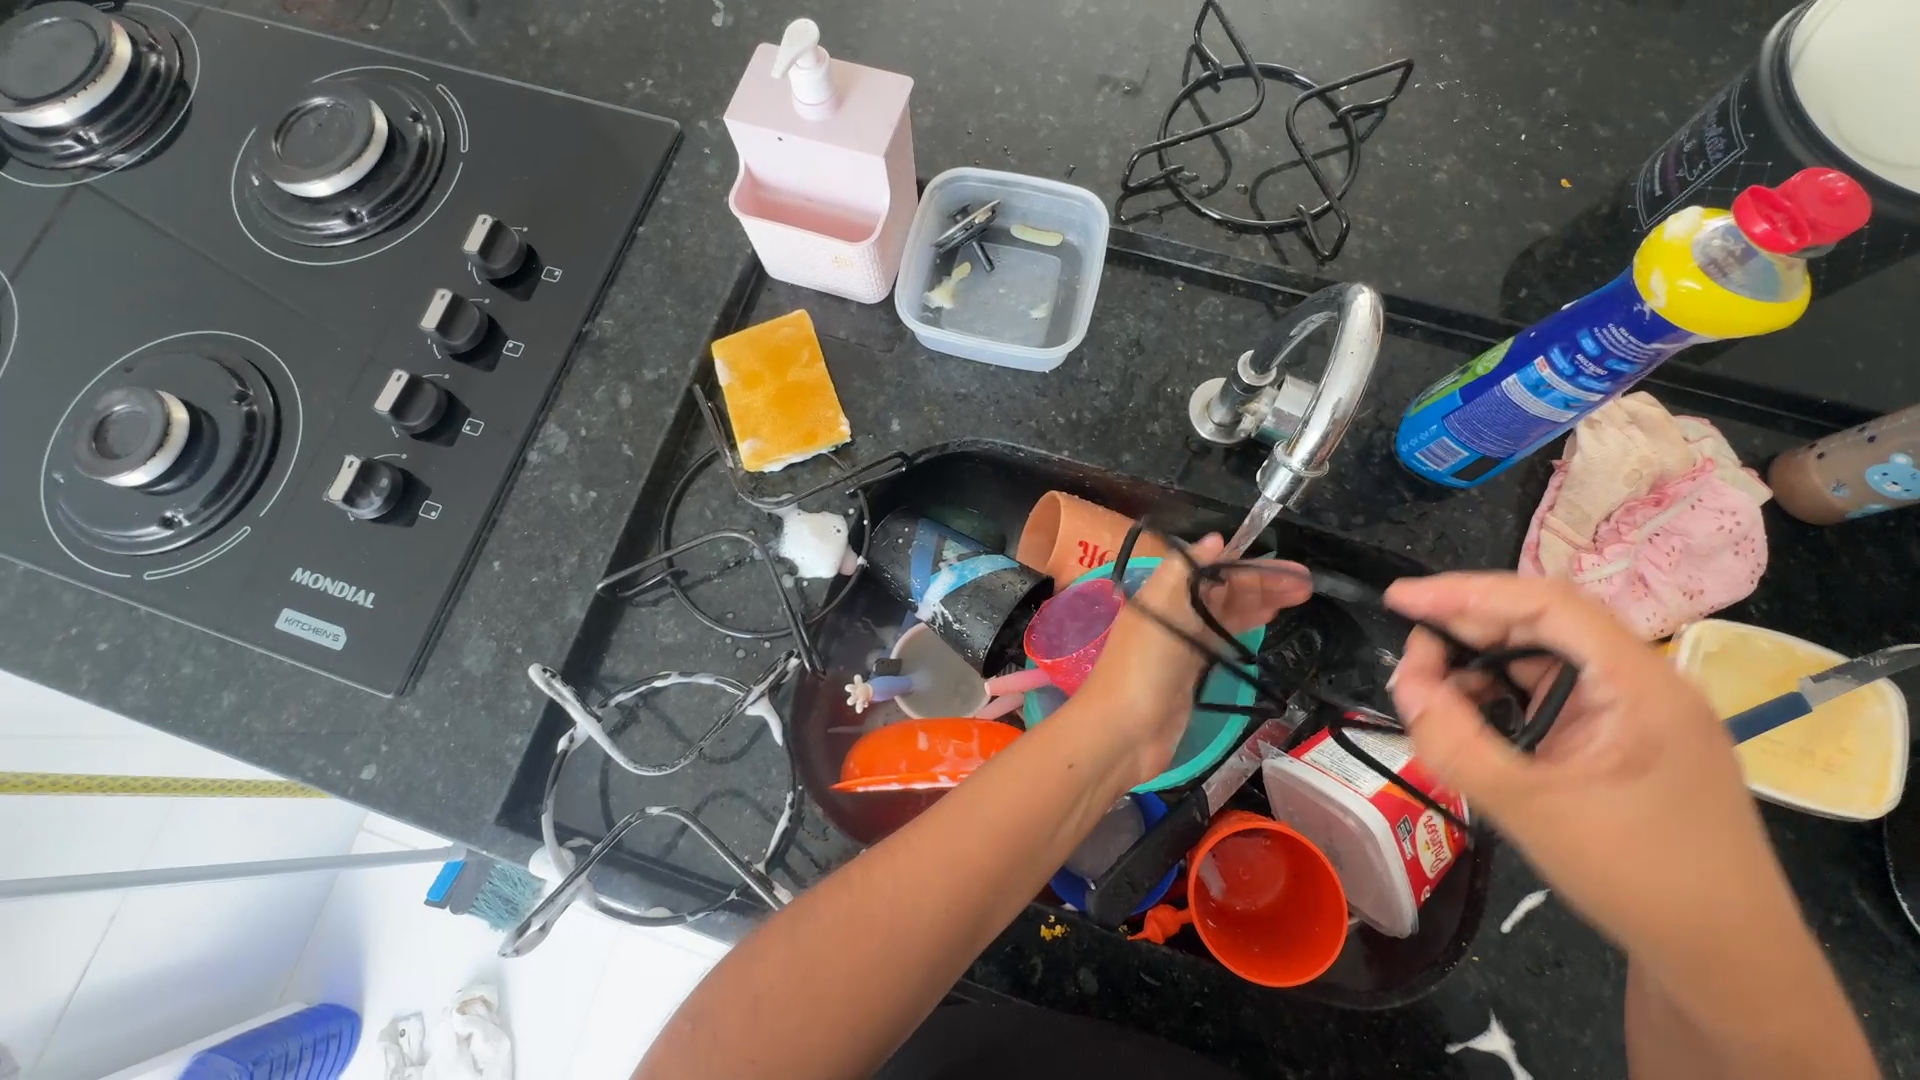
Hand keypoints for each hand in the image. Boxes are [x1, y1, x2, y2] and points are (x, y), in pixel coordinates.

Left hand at [1071, 535, 1311, 786]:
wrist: (1125, 729)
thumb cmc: (1144, 664)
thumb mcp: (1161, 606)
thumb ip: (1185, 569)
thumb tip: (1215, 539)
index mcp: (1162, 592)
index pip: (1211, 568)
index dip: (1247, 563)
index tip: (1287, 566)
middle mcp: (1172, 612)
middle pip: (1222, 589)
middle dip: (1262, 582)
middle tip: (1307, 585)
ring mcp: (1182, 642)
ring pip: (1226, 612)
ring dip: (1260, 600)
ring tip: (1300, 597)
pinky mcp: (1192, 670)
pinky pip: (1223, 638)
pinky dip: (1245, 624)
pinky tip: (1268, 618)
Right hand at [1383, 573, 1782, 953]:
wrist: (1722, 955)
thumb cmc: (1636, 876)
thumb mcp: (1528, 806)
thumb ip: (1454, 740)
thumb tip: (1403, 682)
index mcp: (1639, 683)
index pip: (1546, 604)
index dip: (1466, 591)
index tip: (1399, 599)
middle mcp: (1640, 681)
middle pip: (1540, 626)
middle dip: (1464, 633)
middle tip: (1406, 664)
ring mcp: (1631, 710)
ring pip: (1539, 661)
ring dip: (1477, 670)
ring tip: (1427, 697)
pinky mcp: (1617, 736)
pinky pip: (1548, 696)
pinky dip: (1499, 700)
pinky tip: (1466, 720)